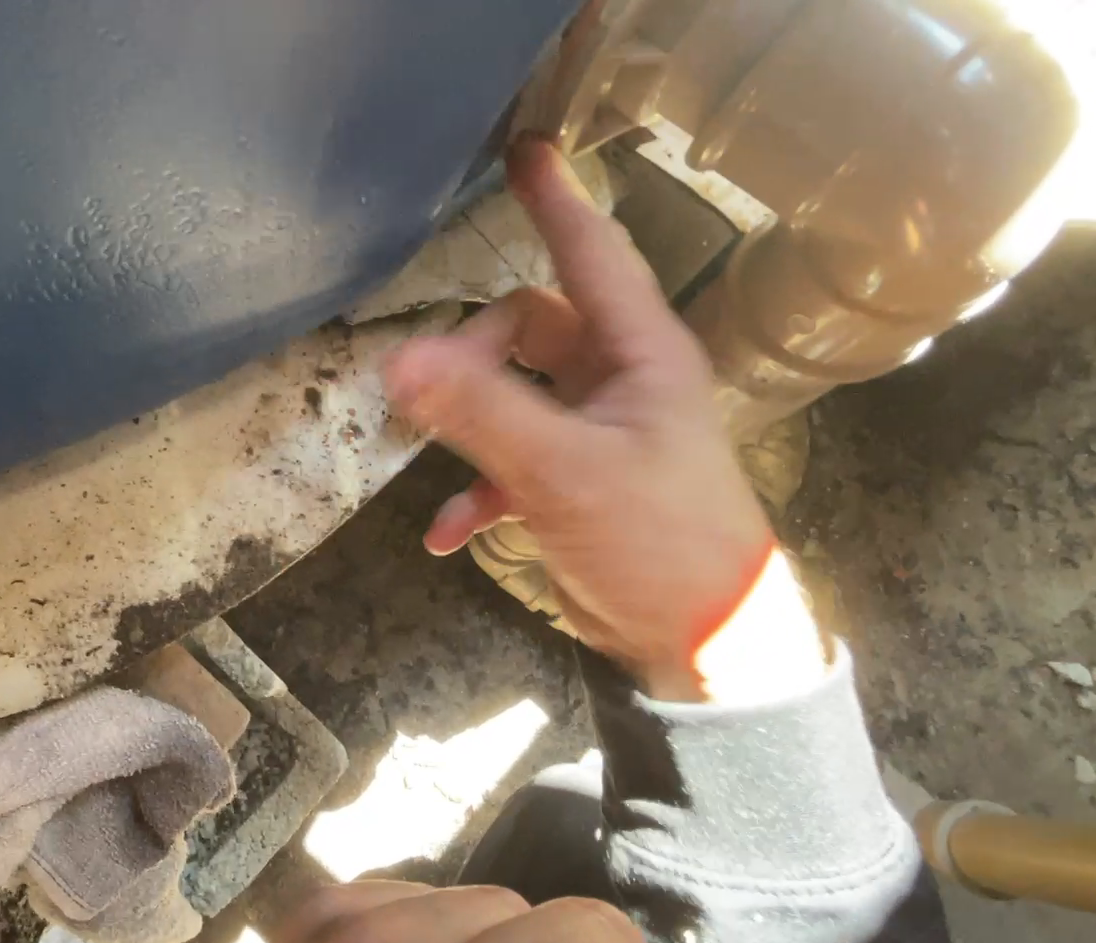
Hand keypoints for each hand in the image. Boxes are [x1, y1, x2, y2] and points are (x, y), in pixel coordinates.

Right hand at [382, 139, 824, 701]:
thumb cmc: (655, 539)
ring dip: (464, 422)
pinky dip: (472, 492)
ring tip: (422, 450)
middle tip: (423, 387)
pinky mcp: (568, 482)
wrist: (696, 637)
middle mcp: (614, 381)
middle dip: (473, 352)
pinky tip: (446, 534)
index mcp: (637, 354)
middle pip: (527, 329)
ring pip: (508, 396)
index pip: (590, 256)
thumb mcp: (562, 471)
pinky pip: (504, 466)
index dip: (555, 202)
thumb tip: (398, 362)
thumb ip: (481, 413)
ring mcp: (589, 433)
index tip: (521, 152)